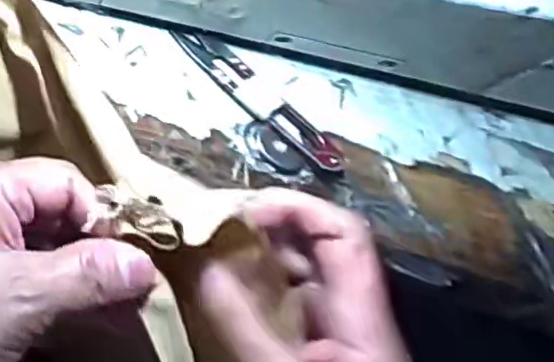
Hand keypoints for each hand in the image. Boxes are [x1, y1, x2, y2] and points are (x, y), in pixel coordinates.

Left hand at [0, 158, 159, 361]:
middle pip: (62, 205)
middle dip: (98, 246)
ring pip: (55, 235)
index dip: (102, 219)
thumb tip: (146, 263)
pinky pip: (39, 258)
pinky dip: (65, 281)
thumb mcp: (23, 296)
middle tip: (135, 291)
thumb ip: (86, 275)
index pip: (67, 182)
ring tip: (121, 305)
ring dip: (86, 268)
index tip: (134, 266)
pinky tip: (90, 309)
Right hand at [193, 189, 407, 361]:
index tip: (238, 213)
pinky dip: (246, 286)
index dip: (292, 206)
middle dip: (255, 226)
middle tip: (203, 224)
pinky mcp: (314, 354)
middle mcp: (352, 318)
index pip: (342, 231)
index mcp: (363, 320)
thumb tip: (190, 251)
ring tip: (200, 250)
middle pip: (311, 244)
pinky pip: (281, 302)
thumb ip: (236, 316)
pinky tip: (214, 289)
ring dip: (246, 254)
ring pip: (293, 273)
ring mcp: (334, 338)